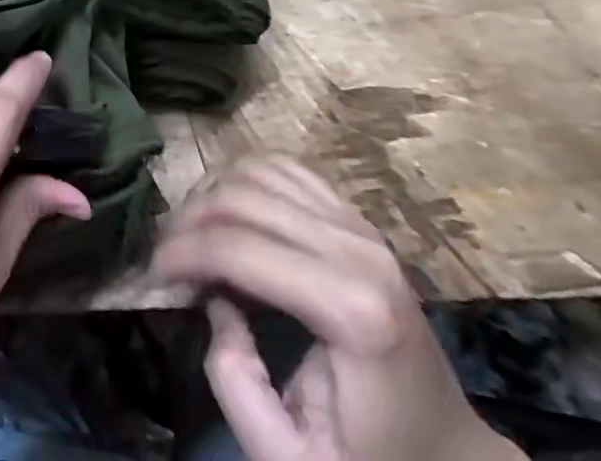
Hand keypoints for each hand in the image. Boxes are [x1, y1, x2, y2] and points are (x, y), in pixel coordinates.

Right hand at [156, 155, 525, 460]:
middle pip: (239, 199)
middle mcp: (360, 253)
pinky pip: (281, 167)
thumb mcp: (292, 454)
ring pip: (254, 171)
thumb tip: (216, 305)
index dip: (178, 254)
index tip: (152, 280)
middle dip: (184, 222)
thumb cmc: (370, 455)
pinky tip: (226, 213)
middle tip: (166, 259)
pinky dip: (239, 178)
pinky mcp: (355, 219)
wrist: (447, 447)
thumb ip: (235, 383)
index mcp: (351, 311)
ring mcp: (361, 228)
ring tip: (192, 236)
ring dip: (207, 194)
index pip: (236, 247)